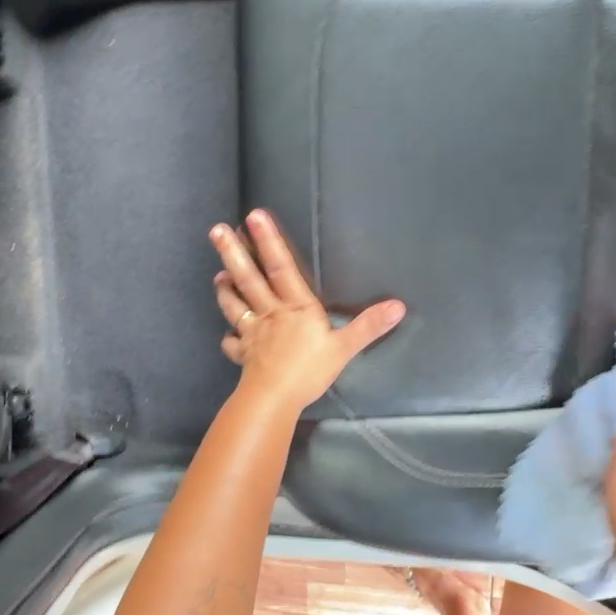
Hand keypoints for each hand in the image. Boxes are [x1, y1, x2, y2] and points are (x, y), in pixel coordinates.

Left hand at [210, 210, 403, 411]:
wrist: (273, 398)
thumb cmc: (308, 370)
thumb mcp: (344, 347)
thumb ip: (369, 326)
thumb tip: (399, 305)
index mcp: (296, 307)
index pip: (281, 267)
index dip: (269, 241)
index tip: (254, 216)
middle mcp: (270, 314)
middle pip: (248, 279)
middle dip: (233, 253)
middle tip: (216, 231)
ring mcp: (252, 334)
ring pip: (235, 306)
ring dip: (225, 290)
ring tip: (218, 275)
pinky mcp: (244, 355)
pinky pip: (232, 344)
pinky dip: (228, 339)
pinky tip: (227, 336)